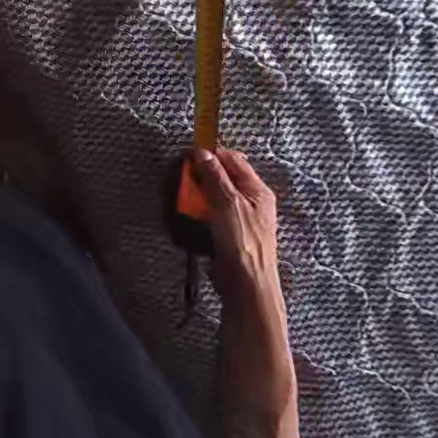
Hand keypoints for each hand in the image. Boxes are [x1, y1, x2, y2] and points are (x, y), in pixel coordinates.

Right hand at [193, 148, 281, 302]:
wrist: (246, 285)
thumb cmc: (242, 241)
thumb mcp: (228, 203)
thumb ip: (215, 176)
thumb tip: (202, 152)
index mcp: (257, 189)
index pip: (233, 160)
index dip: (212, 154)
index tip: (188, 154)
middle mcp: (250, 200)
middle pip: (222, 177)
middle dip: (201, 175)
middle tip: (182, 176)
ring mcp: (239, 217)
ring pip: (213, 195)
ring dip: (197, 193)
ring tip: (181, 195)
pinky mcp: (228, 232)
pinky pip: (210, 213)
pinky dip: (198, 210)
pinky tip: (187, 213)